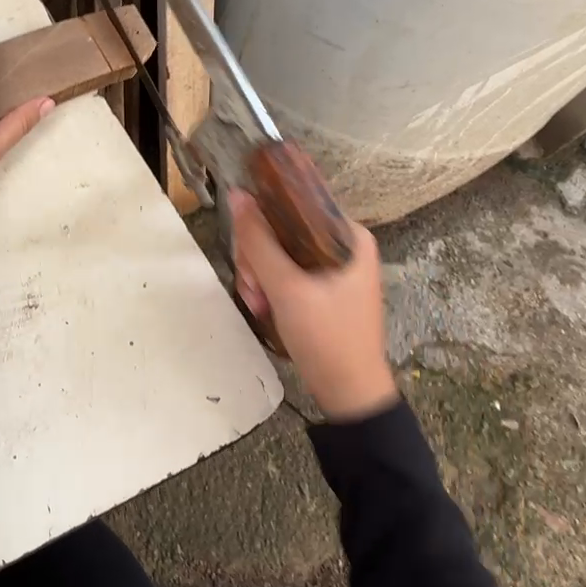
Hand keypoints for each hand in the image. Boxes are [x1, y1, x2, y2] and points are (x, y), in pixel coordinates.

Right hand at [228, 190, 396, 420]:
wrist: (348, 391)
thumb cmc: (326, 336)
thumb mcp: (286, 287)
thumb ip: (259, 241)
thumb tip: (237, 195)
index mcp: (348, 235)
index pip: (296, 202)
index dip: (264, 219)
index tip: (248, 245)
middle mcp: (343, 244)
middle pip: (282, 228)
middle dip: (257, 256)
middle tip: (253, 285)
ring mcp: (332, 266)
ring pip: (278, 251)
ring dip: (259, 275)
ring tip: (257, 302)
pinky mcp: (322, 286)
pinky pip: (285, 271)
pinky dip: (269, 287)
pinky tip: (263, 306)